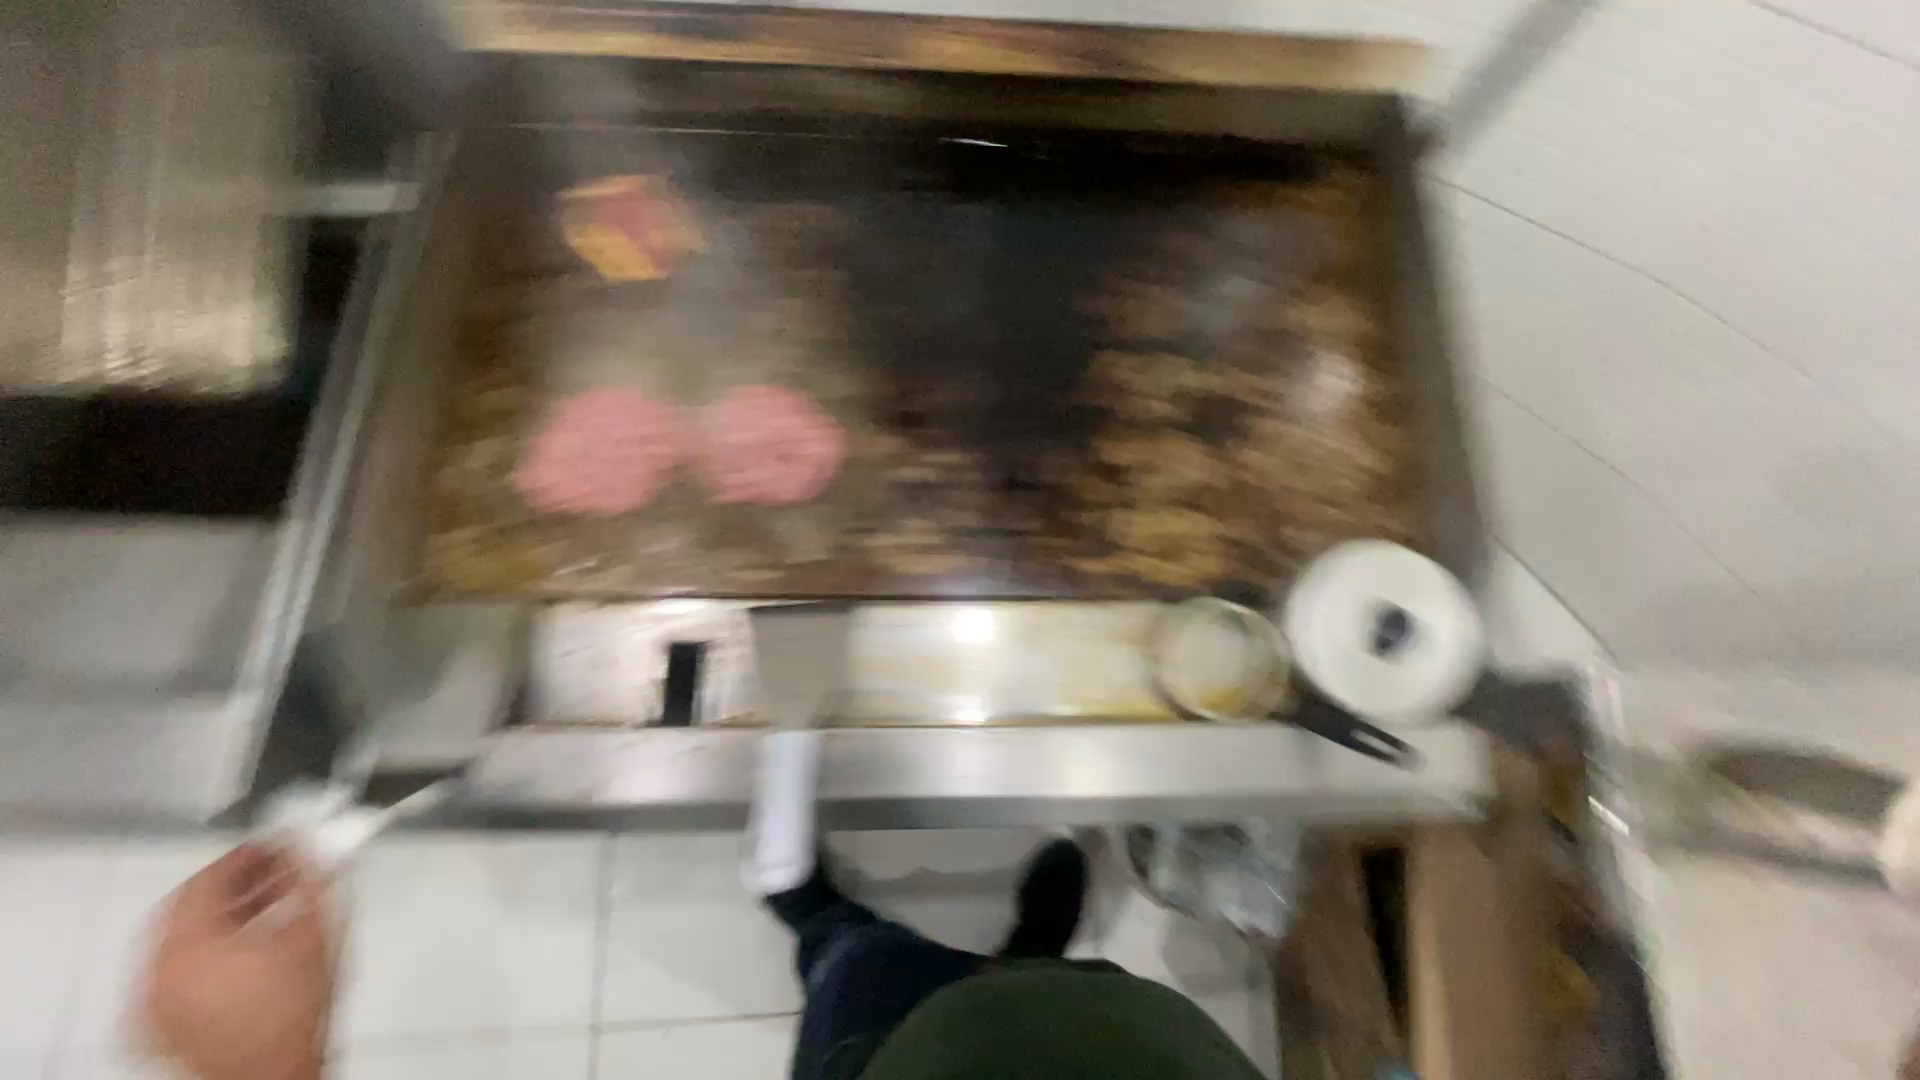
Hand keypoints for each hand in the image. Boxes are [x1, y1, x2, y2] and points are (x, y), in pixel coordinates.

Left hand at [140, 843, 335, 1079]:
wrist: (276, 1071)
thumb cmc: (299, 999)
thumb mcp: (316, 930)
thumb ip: (309, 879)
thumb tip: (305, 844)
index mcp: (191, 946)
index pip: (204, 882)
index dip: (241, 856)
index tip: (273, 844)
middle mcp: (157, 971)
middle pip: (183, 909)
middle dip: (229, 884)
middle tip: (272, 870)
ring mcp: (151, 1001)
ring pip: (178, 939)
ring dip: (219, 915)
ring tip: (269, 904)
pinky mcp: (156, 1023)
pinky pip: (175, 970)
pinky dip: (206, 948)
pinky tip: (248, 945)